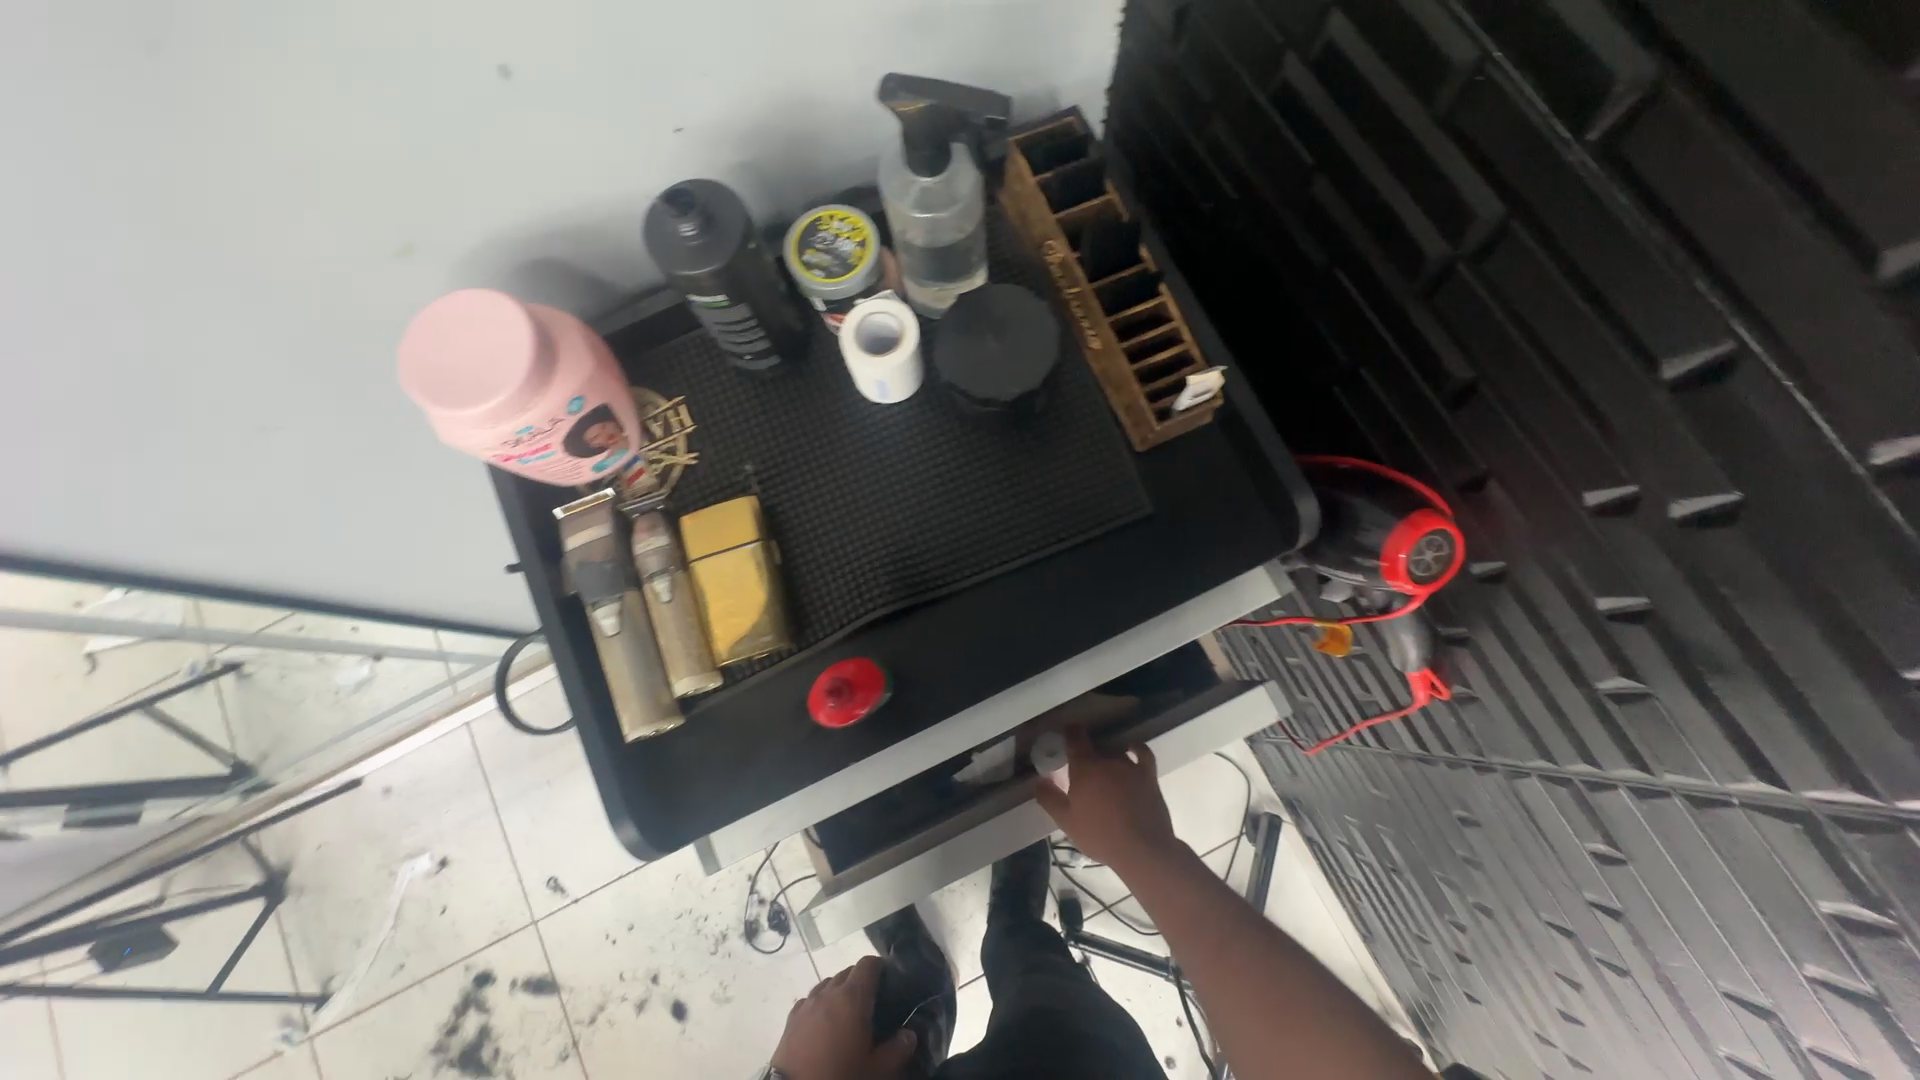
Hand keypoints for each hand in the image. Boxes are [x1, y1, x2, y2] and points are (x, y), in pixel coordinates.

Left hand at [771, 955, 916, 1079]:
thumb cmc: (840, 1076)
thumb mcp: (878, 1070)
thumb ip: (898, 1049)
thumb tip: (909, 1034)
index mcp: (852, 997)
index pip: (868, 964)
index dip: (881, 968)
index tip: (890, 984)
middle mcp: (829, 992)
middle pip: (848, 972)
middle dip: (862, 981)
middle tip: (873, 1005)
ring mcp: (807, 1003)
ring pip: (828, 984)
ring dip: (840, 992)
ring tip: (848, 1016)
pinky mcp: (791, 1018)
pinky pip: (811, 1000)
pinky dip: (821, 1005)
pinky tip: (824, 1026)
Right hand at [1031, 727, 1183, 875]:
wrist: (1141, 849)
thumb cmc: (1099, 835)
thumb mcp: (1066, 821)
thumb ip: (1049, 798)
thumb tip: (1037, 780)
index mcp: (1085, 767)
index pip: (1075, 737)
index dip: (1070, 732)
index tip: (1065, 735)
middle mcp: (1107, 759)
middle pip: (1095, 745)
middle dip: (1088, 751)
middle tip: (1082, 767)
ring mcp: (1130, 766)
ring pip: (1115, 751)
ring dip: (1108, 755)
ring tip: (1104, 769)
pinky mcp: (1148, 775)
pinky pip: (1142, 753)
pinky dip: (1136, 747)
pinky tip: (1132, 749)